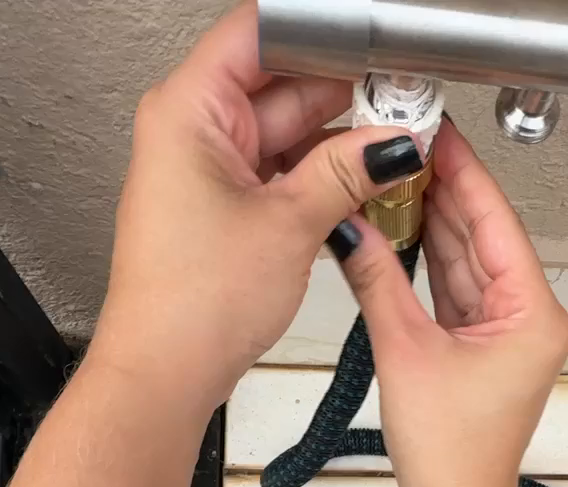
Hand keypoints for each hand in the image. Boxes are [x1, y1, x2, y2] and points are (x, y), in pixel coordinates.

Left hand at [88, 0, 420, 414]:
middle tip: (399, 112)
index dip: (322, 37)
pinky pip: (278, 178)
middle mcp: (193, 135)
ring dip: (334, 147)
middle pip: (279, 87)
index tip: (374, 51)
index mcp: (190, 110)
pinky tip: (356, 189)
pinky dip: (316, 182)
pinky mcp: (224, 213)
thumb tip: (391, 144)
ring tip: (386, 156)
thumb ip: (345, 172)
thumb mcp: (288, 224)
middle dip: (343, 97)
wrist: (168, 371)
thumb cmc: (194, 303)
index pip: (260, 34)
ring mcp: (209, 175)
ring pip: (284, 137)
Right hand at [333, 119, 567, 486]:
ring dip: (431, 227)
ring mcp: (506, 334)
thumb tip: (349, 226)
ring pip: (466, 264)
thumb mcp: (405, 353)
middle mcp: (528, 317)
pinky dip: (429, 268)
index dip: (462, 172)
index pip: (495, 221)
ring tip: (392, 179)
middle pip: (482, 238)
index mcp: (531, 312)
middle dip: (441, 194)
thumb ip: (378, 281)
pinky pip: (457, 293)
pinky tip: (400, 233)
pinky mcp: (482, 349)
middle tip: (400, 146)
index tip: (432, 130)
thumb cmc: (449, 451)